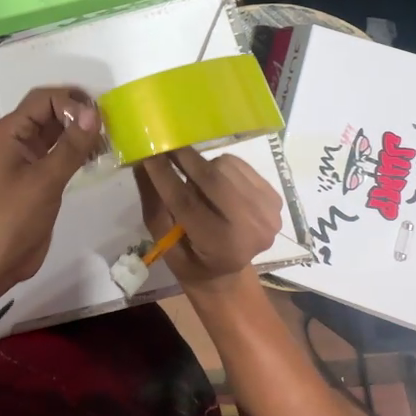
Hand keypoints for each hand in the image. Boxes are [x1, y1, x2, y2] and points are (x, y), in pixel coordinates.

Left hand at [0, 87, 104, 308]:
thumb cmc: (14, 216)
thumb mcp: (45, 180)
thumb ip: (70, 146)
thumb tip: (93, 113)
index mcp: (10, 131)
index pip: (43, 100)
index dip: (71, 102)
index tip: (100, 120)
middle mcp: (17, 138)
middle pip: (50, 111)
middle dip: (78, 113)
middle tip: (110, 126)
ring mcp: (27, 157)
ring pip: (56, 131)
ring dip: (80, 132)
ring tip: (109, 141)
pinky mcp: (38, 175)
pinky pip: (59, 151)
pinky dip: (77, 150)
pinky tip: (97, 158)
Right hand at [133, 148, 282, 291]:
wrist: (229, 272)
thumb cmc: (190, 257)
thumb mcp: (163, 238)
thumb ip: (152, 200)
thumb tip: (140, 160)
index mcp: (221, 248)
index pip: (186, 202)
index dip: (163, 173)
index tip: (145, 151)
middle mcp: (252, 230)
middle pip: (212, 178)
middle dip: (183, 157)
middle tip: (163, 143)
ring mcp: (268, 213)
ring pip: (224, 166)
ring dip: (202, 165)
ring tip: (194, 181)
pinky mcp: (275, 198)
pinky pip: (238, 164)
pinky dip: (220, 165)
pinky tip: (215, 183)